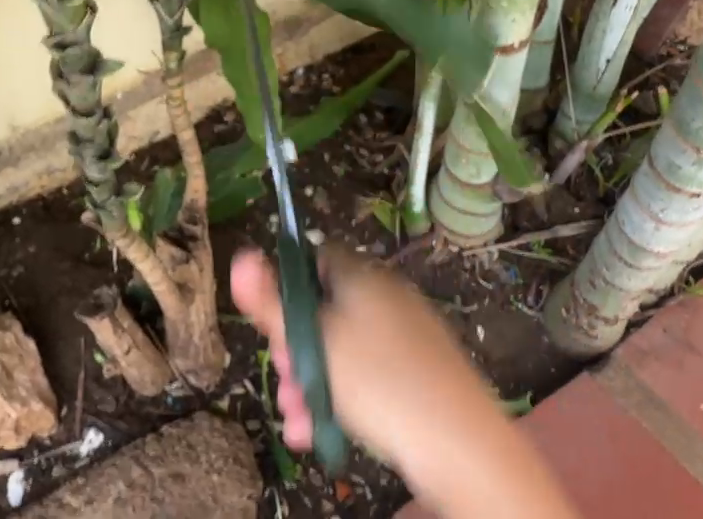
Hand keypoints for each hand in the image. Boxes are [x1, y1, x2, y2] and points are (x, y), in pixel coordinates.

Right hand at [230, 246, 480, 461]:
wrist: (462, 446)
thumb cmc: (379, 382)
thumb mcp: (312, 341)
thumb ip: (270, 302)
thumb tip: (240, 255)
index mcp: (362, 276)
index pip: (313, 257)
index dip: (285, 285)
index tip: (269, 321)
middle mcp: (386, 296)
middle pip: (324, 308)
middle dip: (294, 347)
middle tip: (282, 377)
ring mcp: (407, 335)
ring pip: (342, 348)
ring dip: (311, 381)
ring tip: (297, 418)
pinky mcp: (420, 373)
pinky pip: (368, 374)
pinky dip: (342, 396)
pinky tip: (320, 431)